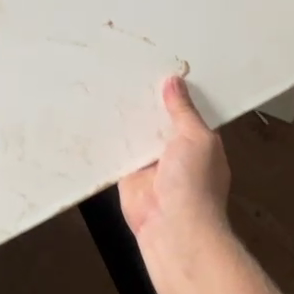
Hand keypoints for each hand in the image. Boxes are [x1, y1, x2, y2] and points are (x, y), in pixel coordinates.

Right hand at [119, 76, 230, 249]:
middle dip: (146, 100)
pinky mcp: (127, 174)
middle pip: (158, 119)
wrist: (173, 229)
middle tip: (125, 66)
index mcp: (198, 142)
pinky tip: (94, 109)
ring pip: (136, 132)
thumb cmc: (194, 182)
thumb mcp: (197, 139)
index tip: (158, 64)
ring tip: (106, 80)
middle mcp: (174, 151)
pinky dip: (108, 135)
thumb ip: (183, 111)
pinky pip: (118, 150)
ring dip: (125, 115)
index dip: (174, 91)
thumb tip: (174, 81)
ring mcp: (150, 163)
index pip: (186, 111)